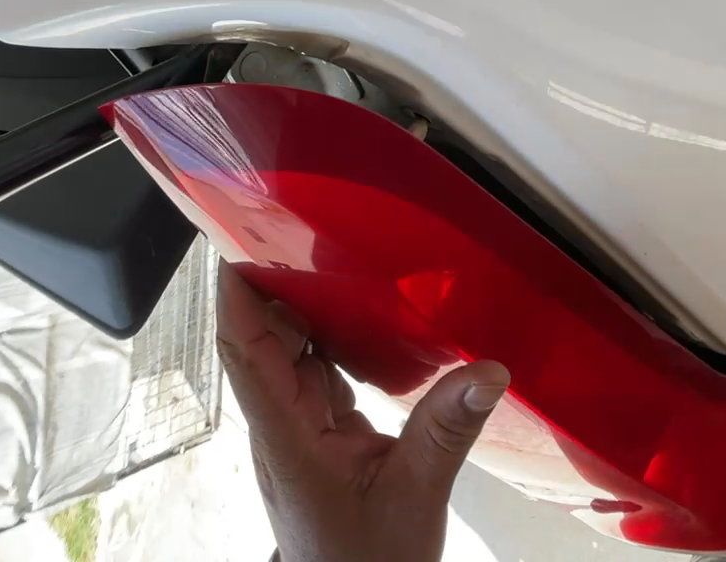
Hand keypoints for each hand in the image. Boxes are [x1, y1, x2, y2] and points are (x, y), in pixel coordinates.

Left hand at [217, 261, 509, 561]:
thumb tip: (489, 371)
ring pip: (287, 346)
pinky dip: (329, 333)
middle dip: (274, 280)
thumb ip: (446, 431)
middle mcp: (280, 420)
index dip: (236, 294)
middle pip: (261, 335)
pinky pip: (313, 365)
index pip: (245, 350)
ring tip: (331, 252)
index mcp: (286, 434)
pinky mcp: (316, 427)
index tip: (242, 239)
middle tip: (305, 226)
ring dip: (303, 303)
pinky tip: (359, 310)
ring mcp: (295, 422)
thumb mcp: (415, 498)